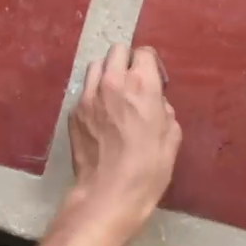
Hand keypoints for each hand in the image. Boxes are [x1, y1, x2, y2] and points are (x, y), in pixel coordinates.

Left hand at [63, 44, 181, 241]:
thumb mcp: (171, 137)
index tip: (154, 81)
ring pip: (96, 65)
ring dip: (108, 73)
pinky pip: (85, 90)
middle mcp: (113, 82)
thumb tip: (156, 103)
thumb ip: (164, 110)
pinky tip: (100, 116)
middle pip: (117, 50)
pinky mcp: (73, 112)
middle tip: (133, 83)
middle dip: (127, 61)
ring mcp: (88, 95)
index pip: (144, 52)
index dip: (151, 65)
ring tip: (114, 94)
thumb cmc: (148, 169)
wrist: (108, 194)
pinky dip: (94, 95)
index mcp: (142, 85)